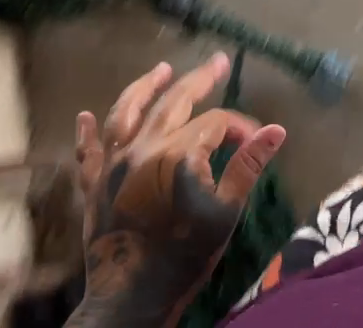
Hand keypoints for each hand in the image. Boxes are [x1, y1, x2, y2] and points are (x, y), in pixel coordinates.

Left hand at [68, 54, 285, 327]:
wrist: (129, 301)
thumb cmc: (185, 255)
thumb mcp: (226, 210)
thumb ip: (248, 164)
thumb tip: (276, 130)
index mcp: (178, 154)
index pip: (216, 122)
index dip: (239, 127)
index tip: (255, 140)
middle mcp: (143, 150)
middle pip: (174, 103)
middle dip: (199, 80)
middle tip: (218, 61)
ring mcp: (113, 167)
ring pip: (125, 114)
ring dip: (144, 88)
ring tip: (160, 70)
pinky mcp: (93, 188)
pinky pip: (87, 154)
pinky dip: (86, 134)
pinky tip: (85, 116)